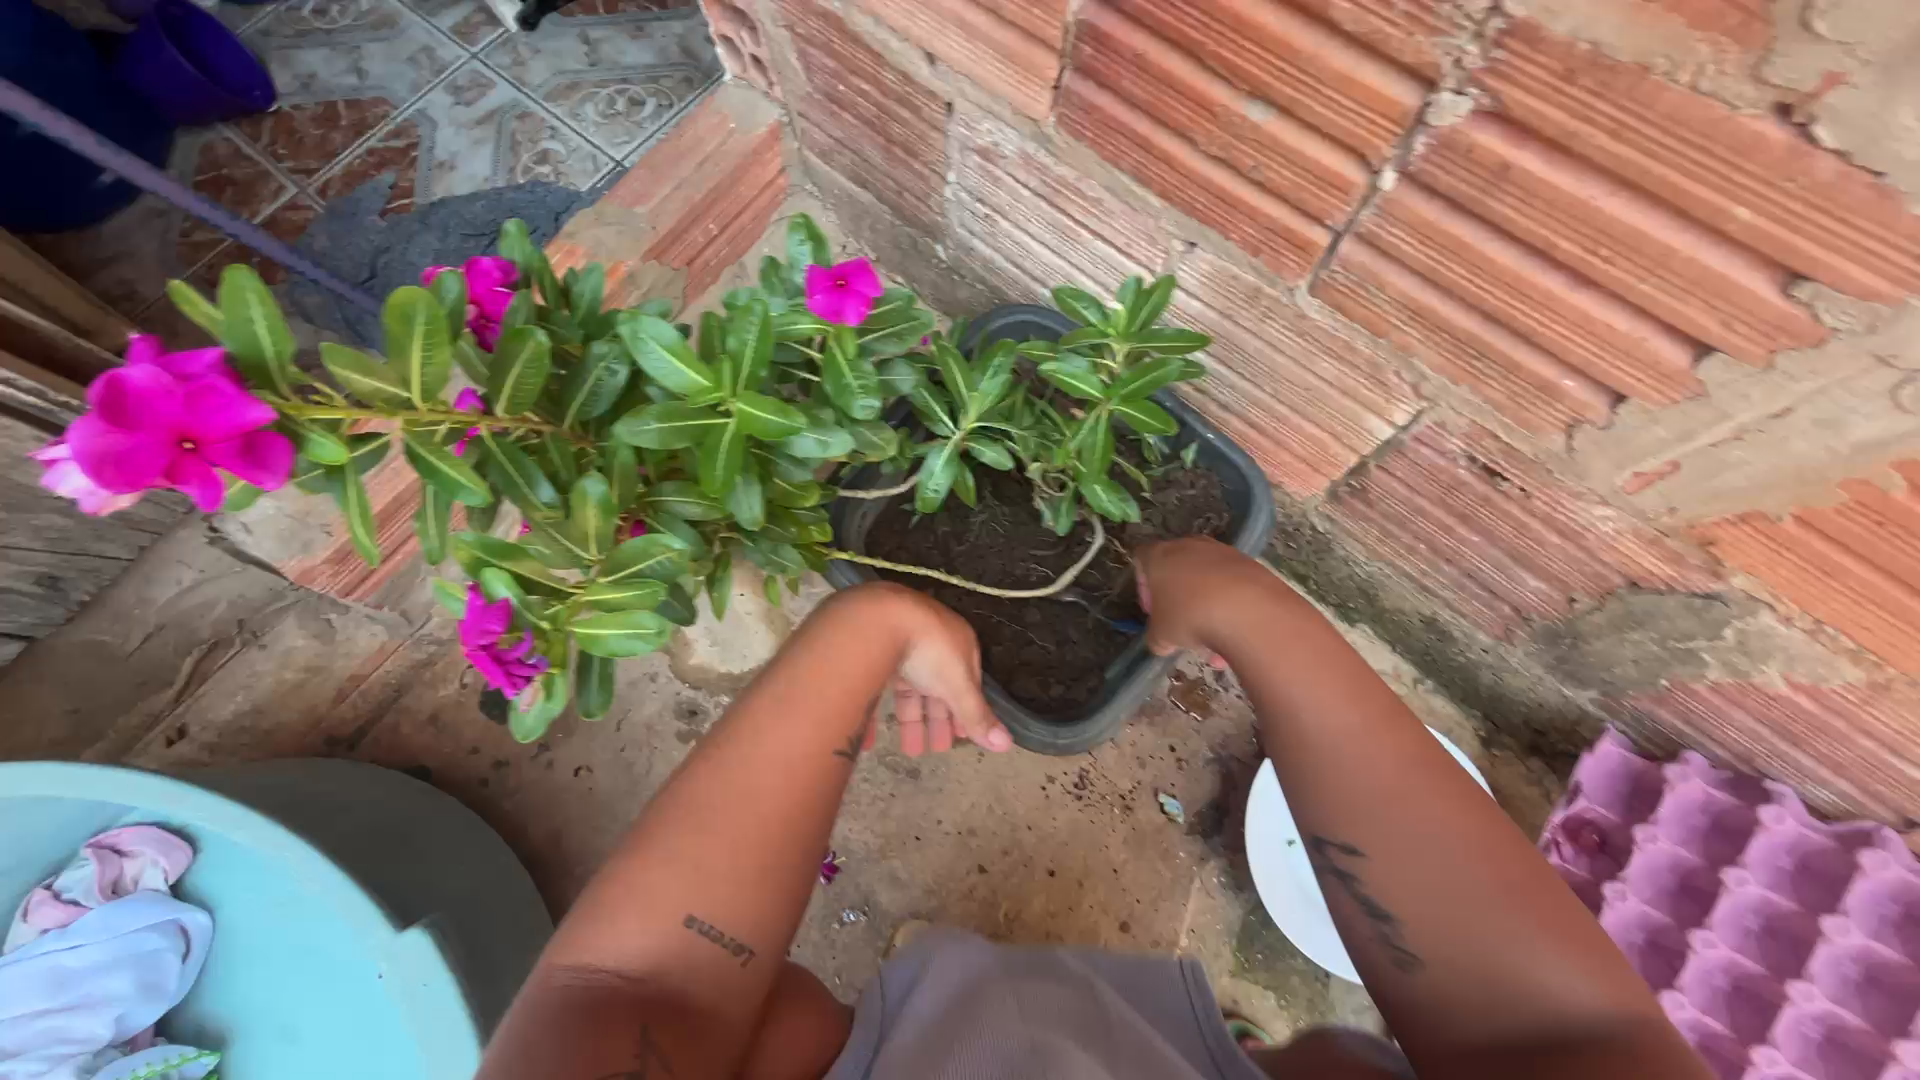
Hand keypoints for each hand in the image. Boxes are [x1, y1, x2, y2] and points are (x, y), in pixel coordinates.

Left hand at [845, 584, 1012, 756]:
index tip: (962, 738)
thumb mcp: (959, 685)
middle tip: (936, 749)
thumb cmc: (929, 650)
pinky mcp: (869, 654)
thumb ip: (977, 715)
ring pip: (907, 690)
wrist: (876, 618)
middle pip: (937, 687)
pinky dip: (874, 715)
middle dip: (938, 720)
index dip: (965, 710)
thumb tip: (1007, 745)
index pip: (968, 681)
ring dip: (911, 721)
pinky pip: (875, 689)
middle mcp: (929, 643)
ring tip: (911, 751)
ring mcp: (897, 646)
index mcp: (957, 644)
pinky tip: (870, 740)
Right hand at [1133, 537, 1280, 662]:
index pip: (1141, 560)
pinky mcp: (1250, 563)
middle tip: (1181, 621)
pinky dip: (1230, 605)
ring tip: (1212, 635)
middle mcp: (1190, 546)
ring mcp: (1222, 552)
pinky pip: (1232, 584)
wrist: (1249, 610)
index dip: (1144, 586)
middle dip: (1178, 595)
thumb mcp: (1161, 637)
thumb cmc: (1190, 617)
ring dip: (1206, 603)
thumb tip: (1162, 643)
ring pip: (1207, 577)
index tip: (1153, 611)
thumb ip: (1156, 638)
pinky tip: (1234, 631)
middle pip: (1177, 567)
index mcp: (1159, 556)